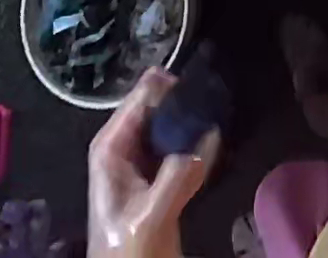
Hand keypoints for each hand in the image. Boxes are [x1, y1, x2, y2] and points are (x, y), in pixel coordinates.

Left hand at [88, 69, 219, 257]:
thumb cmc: (127, 256)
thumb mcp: (151, 218)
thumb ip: (178, 178)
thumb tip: (210, 135)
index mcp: (111, 145)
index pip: (139, 97)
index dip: (168, 88)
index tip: (201, 90)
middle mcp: (122, 145)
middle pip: (154, 107)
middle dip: (182, 105)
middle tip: (213, 106)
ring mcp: (138, 161)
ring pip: (167, 126)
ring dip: (190, 124)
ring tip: (216, 118)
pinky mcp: (155, 178)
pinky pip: (175, 147)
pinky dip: (192, 143)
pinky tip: (213, 144)